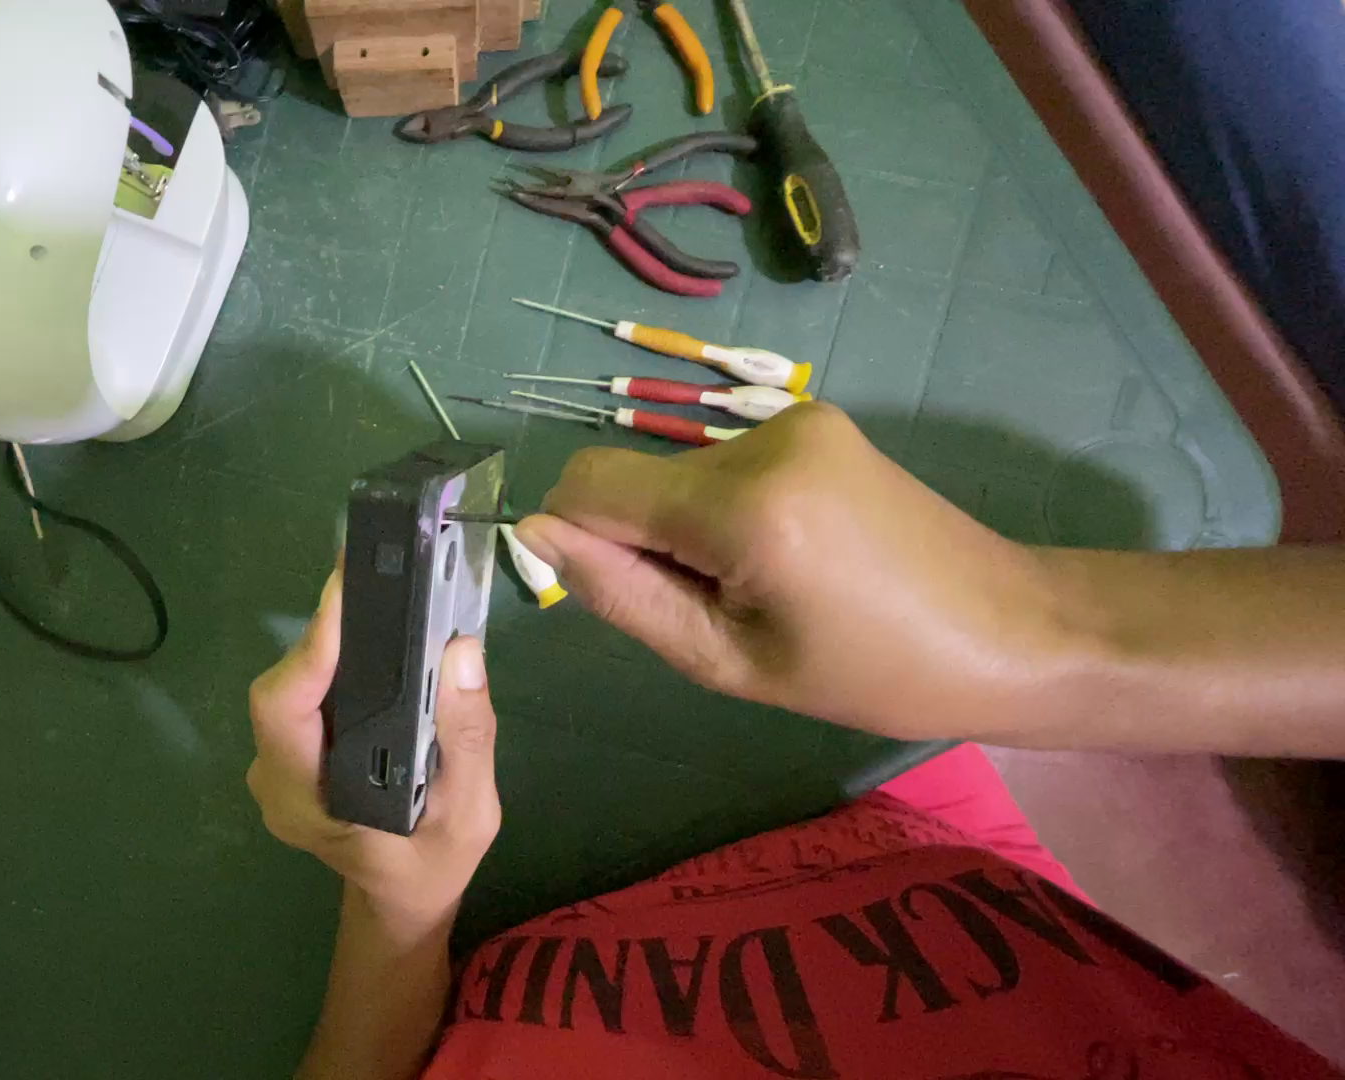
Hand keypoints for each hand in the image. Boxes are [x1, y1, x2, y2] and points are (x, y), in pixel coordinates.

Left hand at [248, 570, 501, 930]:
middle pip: (285, 685)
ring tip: (380, 597)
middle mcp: (274, 776)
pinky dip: (337, 658)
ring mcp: (278, 760)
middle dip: (328, 632)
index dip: (311, 651)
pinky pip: (308, 689)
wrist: (400, 898)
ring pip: (295, 681)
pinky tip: (372, 636)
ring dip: (334, 639)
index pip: (284, 711)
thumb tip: (460, 652)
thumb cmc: (430, 866)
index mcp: (303, 802)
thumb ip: (465, 740)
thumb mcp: (469, 816)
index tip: (347, 596)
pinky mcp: (294, 745)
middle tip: (376, 579)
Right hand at [513, 402, 1075, 743]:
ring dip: (676, 526)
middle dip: (632, 538)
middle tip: (706, 599)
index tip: (625, 591)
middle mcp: (761, 439)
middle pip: (625, 476)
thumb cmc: (868, 672)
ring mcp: (792, 420)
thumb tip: (536, 532)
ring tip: (753, 578)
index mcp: (742, 506)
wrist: (1016, 630)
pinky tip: (776, 547)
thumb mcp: (724, 660)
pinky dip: (710, 508)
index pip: (589, 485)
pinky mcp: (810, 419)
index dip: (574, 537)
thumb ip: (619, 593)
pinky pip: (711, 463)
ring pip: (666, 472)